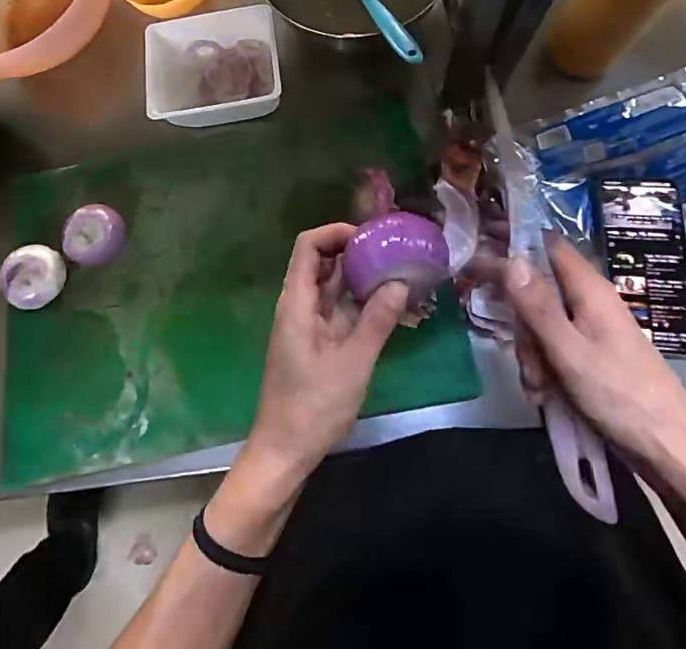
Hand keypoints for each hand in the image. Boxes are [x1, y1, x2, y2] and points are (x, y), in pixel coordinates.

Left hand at [244, 223, 410, 479]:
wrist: (284, 452)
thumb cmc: (313, 408)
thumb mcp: (352, 364)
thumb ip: (377, 321)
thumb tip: (400, 282)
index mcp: (296, 304)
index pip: (309, 246)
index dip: (336, 232)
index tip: (371, 238)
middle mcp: (299, 306)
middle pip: (323, 262)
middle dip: (357, 252)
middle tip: (395, 252)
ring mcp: (307, 324)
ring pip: (334, 286)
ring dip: (363, 278)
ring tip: (401, 272)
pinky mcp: (317, 341)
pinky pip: (339, 310)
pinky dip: (362, 303)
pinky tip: (392, 305)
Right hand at [504, 236, 685, 493]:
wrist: (668, 451)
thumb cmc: (620, 397)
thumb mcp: (569, 352)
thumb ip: (537, 306)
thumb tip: (509, 259)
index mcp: (589, 290)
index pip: (546, 244)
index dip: (513, 241)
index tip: (480, 251)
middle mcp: (590, 302)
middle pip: (537, 290)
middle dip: (522, 323)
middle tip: (524, 356)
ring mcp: (592, 330)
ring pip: (542, 324)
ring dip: (532, 353)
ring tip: (540, 386)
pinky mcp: (592, 355)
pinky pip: (555, 348)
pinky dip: (545, 369)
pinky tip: (546, 396)